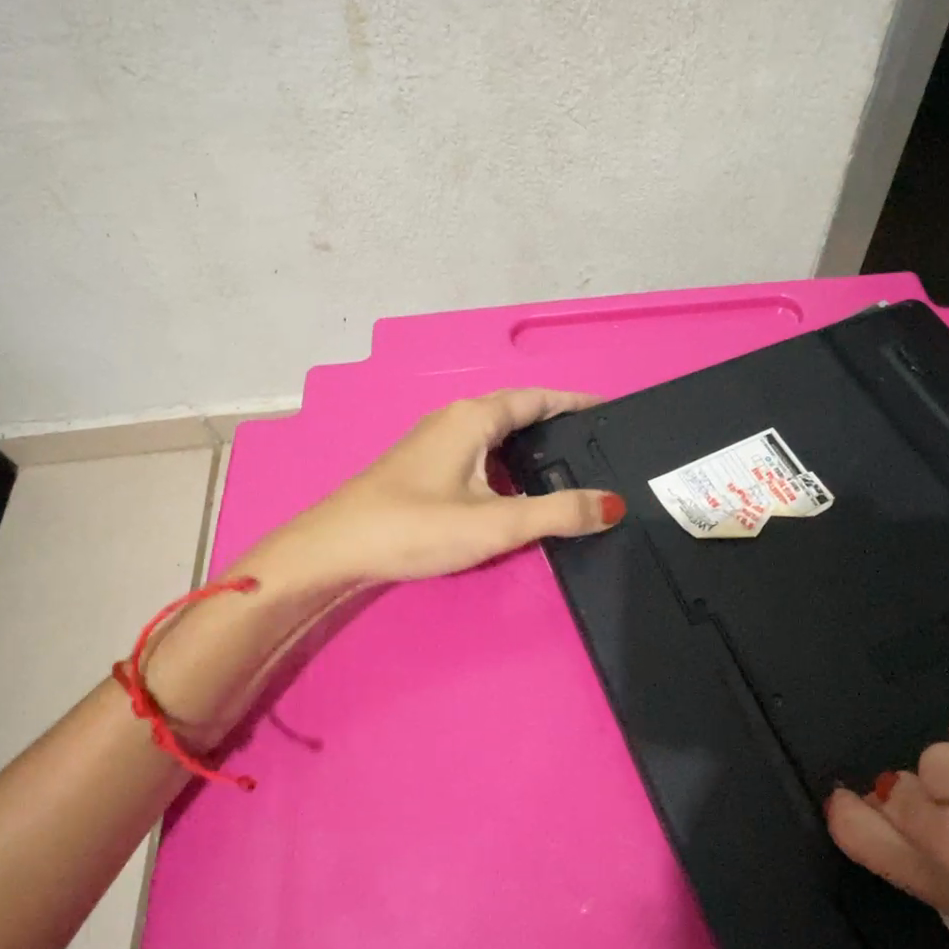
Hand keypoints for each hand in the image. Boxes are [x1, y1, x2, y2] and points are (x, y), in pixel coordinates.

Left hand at [282, 388, 626, 584]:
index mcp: (474, 418)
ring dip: (530, 448)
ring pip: (496, 436)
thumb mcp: (497, 523)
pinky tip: (517, 493)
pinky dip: (507, 465)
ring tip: (568, 470)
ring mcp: (434, 443)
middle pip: (517, 413)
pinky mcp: (422, 468)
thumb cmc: (416, 527)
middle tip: (596, 445)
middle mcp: (454, 419)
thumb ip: (558, 513)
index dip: (575, 403)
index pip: (538, 399)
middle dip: (556, 424)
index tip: (610, 411)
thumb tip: (612, 504)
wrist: (336, 549)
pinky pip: (479, 454)